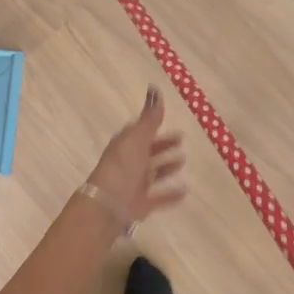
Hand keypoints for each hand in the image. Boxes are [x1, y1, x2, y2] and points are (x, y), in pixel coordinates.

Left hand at [86, 87, 187, 222]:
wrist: (108, 205)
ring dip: (167, 167)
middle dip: (162, 146)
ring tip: (183, 162)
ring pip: (152, 173)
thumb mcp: (136, 138)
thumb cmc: (122, 167)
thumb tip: (154, 89)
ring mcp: (133, 184)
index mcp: (124, 146)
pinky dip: (171, 194)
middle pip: (146, 152)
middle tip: (181, 140)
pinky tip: (185, 191)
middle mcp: (127, 163)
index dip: (152, 127)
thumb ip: (149, 118)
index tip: (170, 123)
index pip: (138, 133)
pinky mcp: (140, 204)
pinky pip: (159, 197)